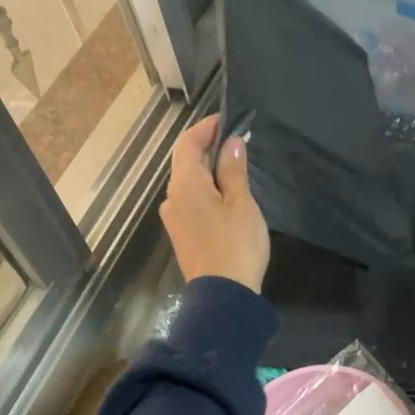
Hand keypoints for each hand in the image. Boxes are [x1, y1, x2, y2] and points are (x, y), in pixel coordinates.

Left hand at [160, 114, 269, 292]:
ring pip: (188, 182)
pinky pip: (191, 201)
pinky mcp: (182, 234)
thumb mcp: (241, 203)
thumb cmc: (236, 244)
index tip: (227, 119)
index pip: (187, 143)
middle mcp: (173, 197)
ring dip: (206, 169)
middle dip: (206, 147)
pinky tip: (225, 194)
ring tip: (233, 165)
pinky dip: (205, 189)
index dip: (204, 128)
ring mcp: (174, 218)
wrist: (223, 295)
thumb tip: (231, 143)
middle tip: (235, 140)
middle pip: (184, 161)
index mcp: (185, 183)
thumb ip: (233, 170)